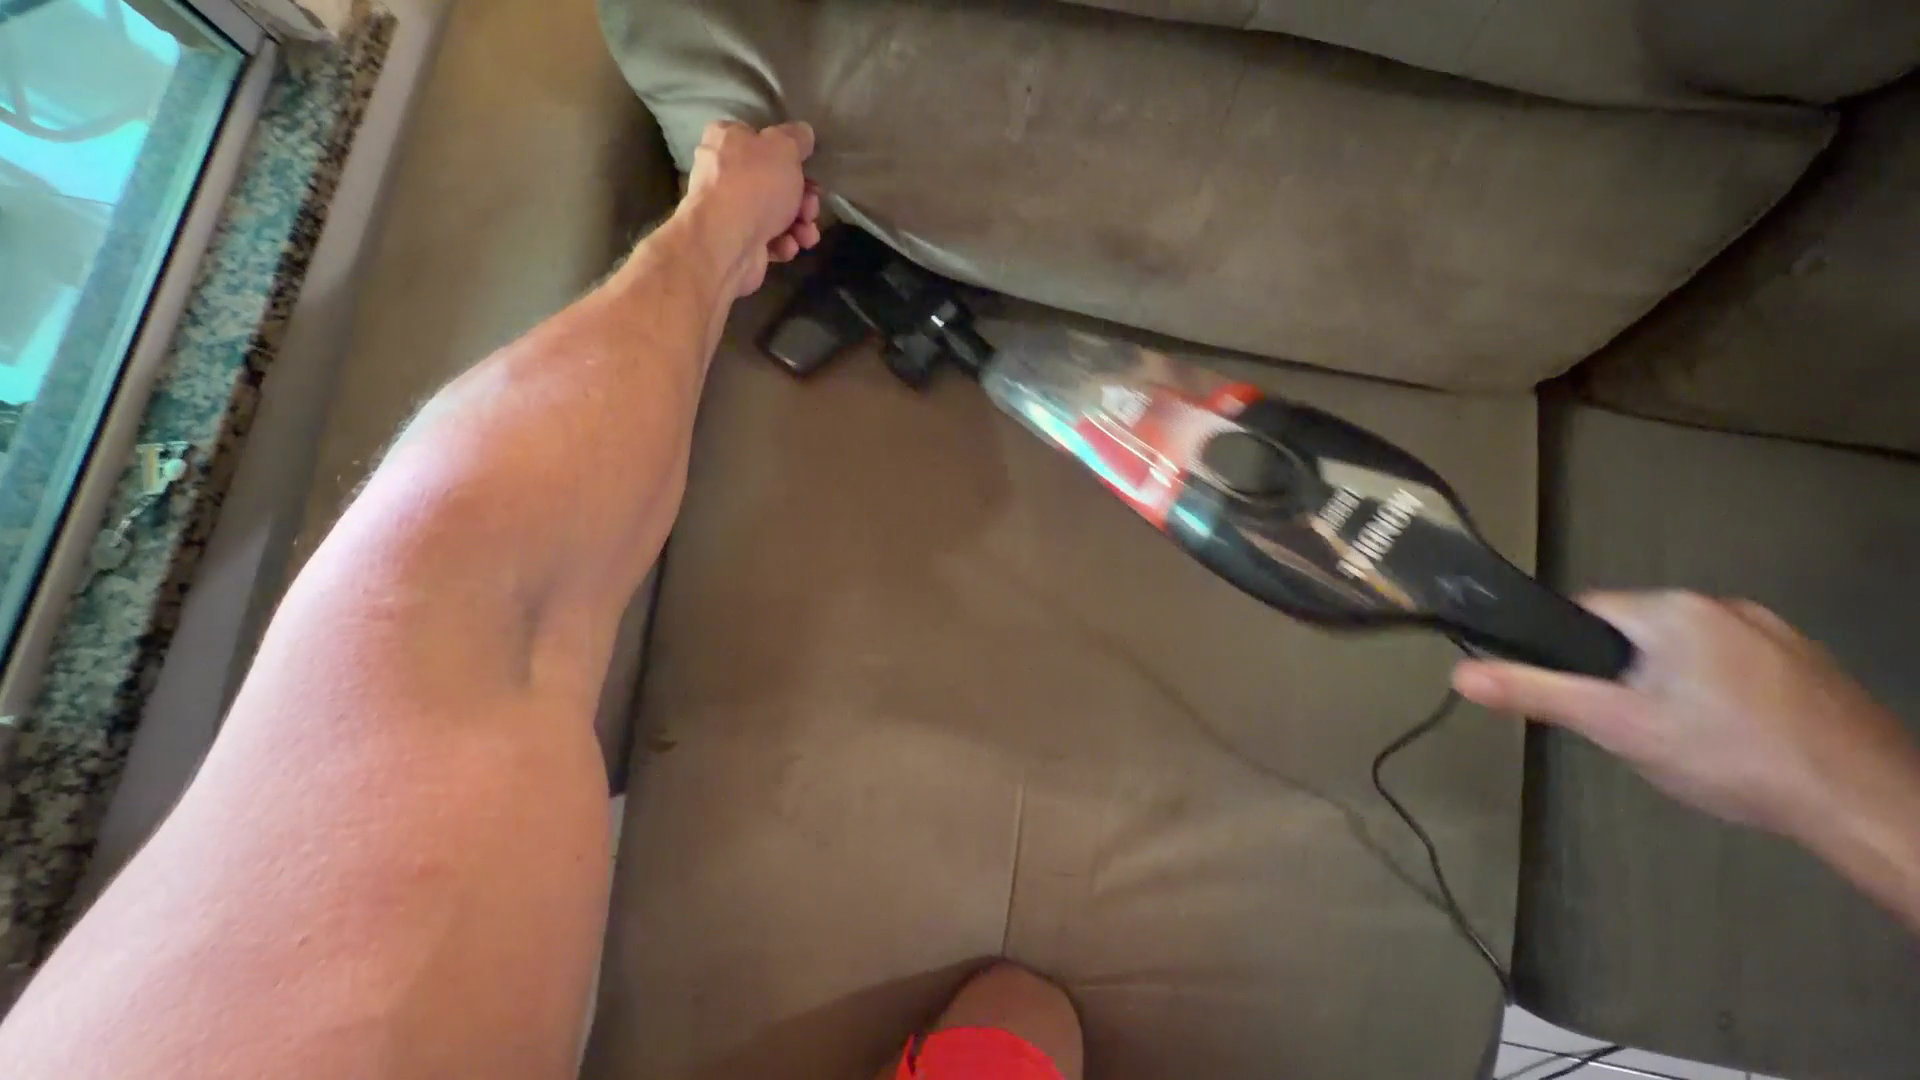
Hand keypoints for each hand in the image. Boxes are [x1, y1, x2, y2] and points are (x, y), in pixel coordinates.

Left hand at [681, 119, 822, 296]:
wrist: (726, 242)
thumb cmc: (755, 185)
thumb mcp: (784, 148)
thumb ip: (797, 138)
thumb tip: (803, 132)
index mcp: (727, 139)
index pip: (760, 140)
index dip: (789, 155)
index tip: (808, 169)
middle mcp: (723, 172)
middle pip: (774, 181)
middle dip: (802, 198)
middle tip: (811, 207)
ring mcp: (729, 210)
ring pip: (776, 214)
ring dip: (799, 224)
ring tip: (806, 234)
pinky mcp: (737, 242)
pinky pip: (768, 239)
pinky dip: (783, 243)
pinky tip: (787, 246)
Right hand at [1452, 591, 1916, 841]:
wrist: (1868, 805)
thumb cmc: (1727, 755)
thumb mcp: (1616, 727)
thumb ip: (1537, 694)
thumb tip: (1459, 674)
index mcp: (1673, 609)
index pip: (1586, 611)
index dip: (1568, 653)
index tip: (1577, 697)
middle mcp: (1724, 605)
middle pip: (1635, 632)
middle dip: (1619, 674)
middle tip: (1626, 726)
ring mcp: (1776, 632)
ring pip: (1684, 650)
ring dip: (1667, 682)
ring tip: (1679, 738)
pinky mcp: (1811, 664)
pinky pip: (1733, 665)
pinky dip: (1717, 692)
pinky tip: (1731, 737)